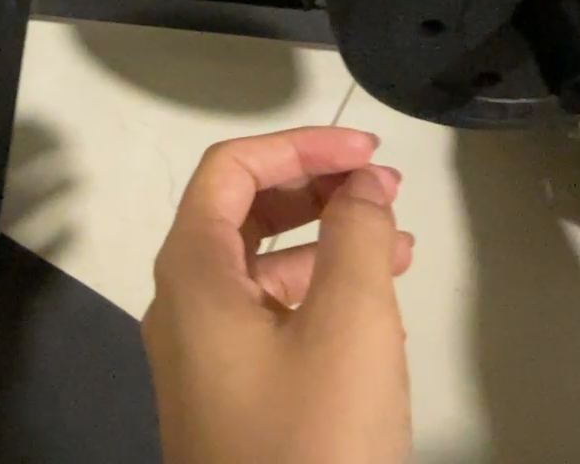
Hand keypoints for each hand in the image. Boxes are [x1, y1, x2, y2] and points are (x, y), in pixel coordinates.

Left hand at [142, 127, 414, 463]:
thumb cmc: (312, 445)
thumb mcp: (348, 329)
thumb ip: (355, 238)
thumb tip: (362, 183)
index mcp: (191, 267)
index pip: (231, 169)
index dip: (298, 147)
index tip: (366, 150)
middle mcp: (183, 295)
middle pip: (242, 209)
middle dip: (312, 186)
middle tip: (383, 182)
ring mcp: (203, 345)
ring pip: (261, 261)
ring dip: (323, 235)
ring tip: (396, 229)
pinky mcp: (230, 387)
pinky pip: (271, 311)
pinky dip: (319, 288)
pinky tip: (374, 291)